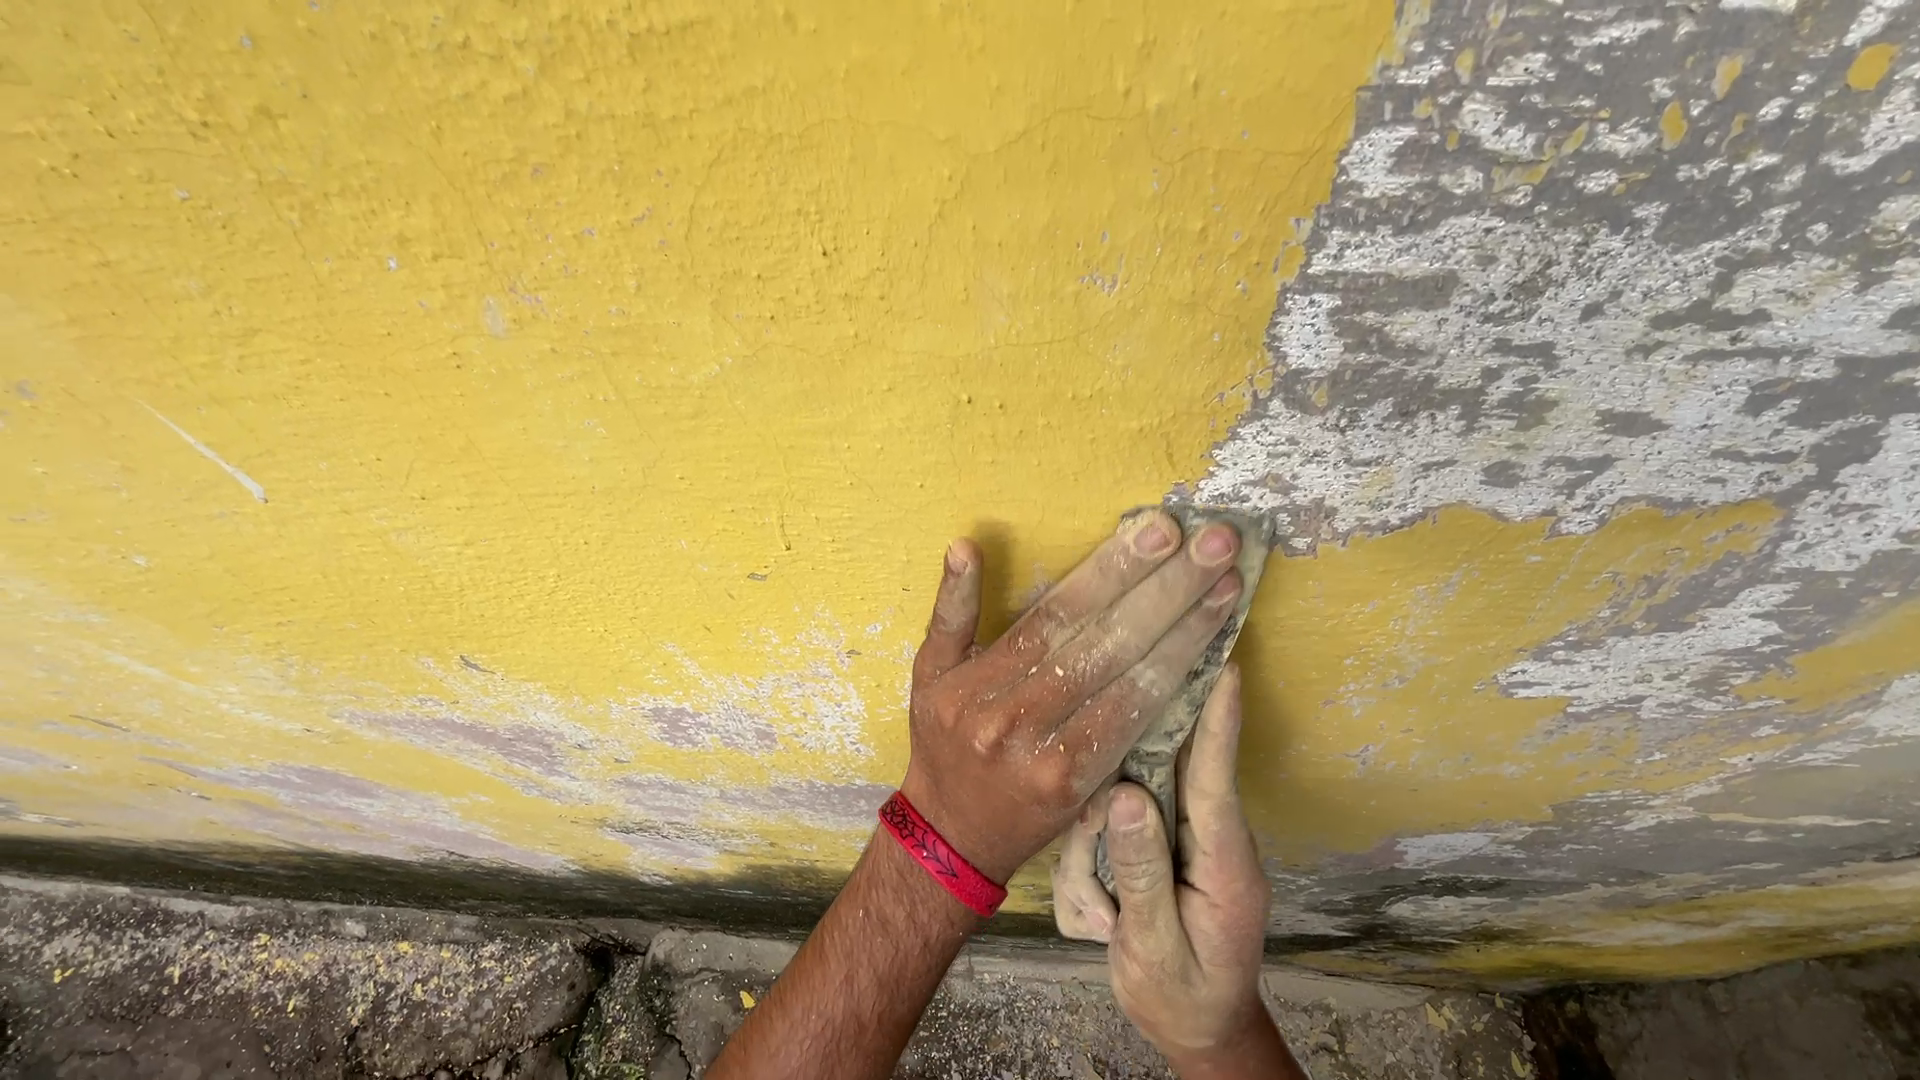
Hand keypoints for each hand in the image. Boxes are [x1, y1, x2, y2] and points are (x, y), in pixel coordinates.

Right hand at [901, 511, 1243, 885]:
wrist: (953, 833)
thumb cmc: (944, 740)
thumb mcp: (930, 670)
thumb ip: (952, 609)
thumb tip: (965, 545)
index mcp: (976, 679)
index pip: (1056, 614)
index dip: (1112, 570)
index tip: (1161, 530)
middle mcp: (1013, 714)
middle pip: (1102, 641)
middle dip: (1166, 589)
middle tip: (1217, 544)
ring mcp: (1050, 755)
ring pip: (1130, 682)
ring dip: (1187, 632)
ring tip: (1228, 585)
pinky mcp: (1080, 785)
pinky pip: (1135, 725)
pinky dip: (1177, 685)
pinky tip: (1213, 651)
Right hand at [1053, 668, 1297, 1076]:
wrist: (1196, 1032)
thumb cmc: (1184, 998)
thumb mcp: (1155, 948)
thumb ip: (1142, 871)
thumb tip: (1123, 794)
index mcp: (1224, 860)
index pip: (1216, 775)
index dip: (1216, 716)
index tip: (1221, 659)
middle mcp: (1207, 837)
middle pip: (1161, 776)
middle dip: (1118, 794)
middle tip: (1100, 827)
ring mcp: (1182, 839)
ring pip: (1124, 802)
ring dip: (1098, 856)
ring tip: (1103, 918)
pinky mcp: (1157, 844)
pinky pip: (1114, 829)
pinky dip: (1095, 865)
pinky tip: (1101, 916)